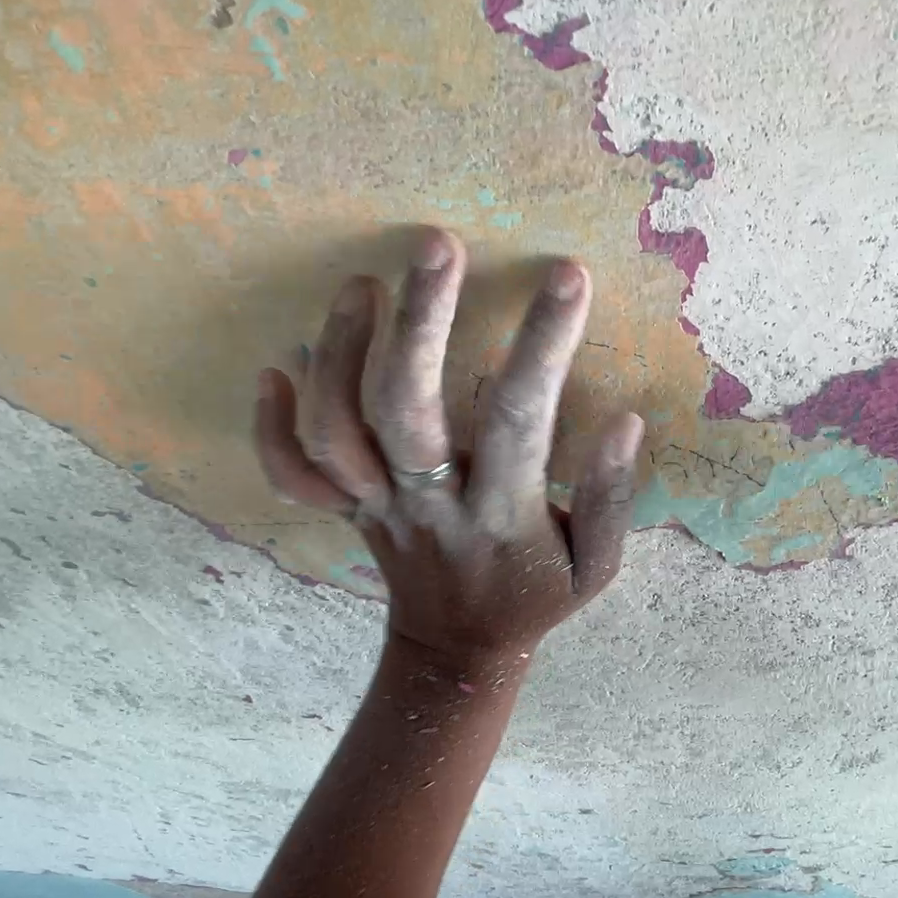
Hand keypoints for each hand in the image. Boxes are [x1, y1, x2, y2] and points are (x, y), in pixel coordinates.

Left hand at [253, 227, 643, 668]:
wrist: (455, 652)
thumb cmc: (533, 598)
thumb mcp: (596, 567)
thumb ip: (612, 500)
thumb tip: (625, 421)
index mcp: (500, 515)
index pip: (519, 419)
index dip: (542, 345)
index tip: (567, 277)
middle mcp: (429, 504)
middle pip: (406, 408)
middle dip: (420, 320)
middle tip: (437, 246)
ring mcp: (377, 507)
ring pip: (337, 430)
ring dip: (340, 352)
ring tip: (362, 286)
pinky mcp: (346, 512)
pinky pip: (293, 475)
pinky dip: (271, 425)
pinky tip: (278, 368)